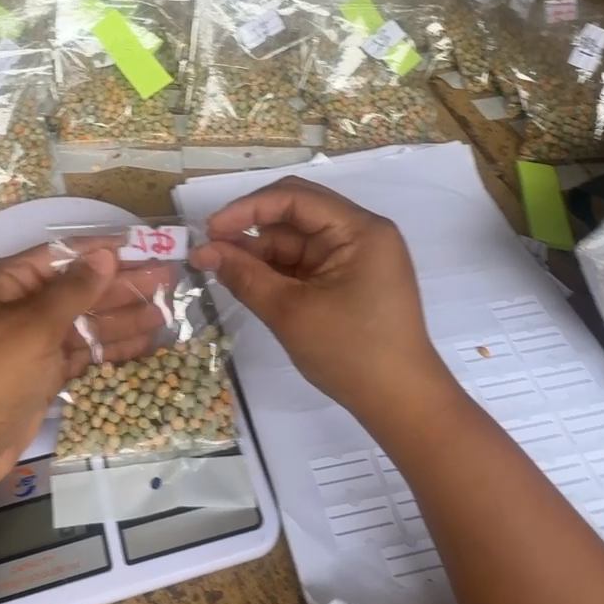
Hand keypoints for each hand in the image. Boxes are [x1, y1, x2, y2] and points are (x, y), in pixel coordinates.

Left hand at [0, 242, 172, 494]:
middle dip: (123, 285)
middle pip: (80, 288)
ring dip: (124, 316)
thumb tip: (106, 254)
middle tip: (169, 279)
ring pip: (86, 321)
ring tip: (167, 311)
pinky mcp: (44, 374)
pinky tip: (145, 343)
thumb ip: (74, 290)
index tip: (146, 246)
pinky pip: (83, 352)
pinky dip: (111, 348)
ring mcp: (33, 341)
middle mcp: (21, 305)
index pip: (65, 255)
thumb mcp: (33, 325)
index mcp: (9, 281)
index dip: (105, 250)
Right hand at [189, 176, 442, 415]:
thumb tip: (202, 252)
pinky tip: (244, 277)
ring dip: (258, 250)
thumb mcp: (290, 312)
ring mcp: (354, 256)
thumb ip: (244, 276)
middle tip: (211, 246)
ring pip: (295, 237)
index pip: (295, 198)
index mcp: (359, 229)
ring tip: (218, 266)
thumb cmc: (351, 353)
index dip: (248, 208)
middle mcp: (360, 233)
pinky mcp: (346, 278)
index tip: (210, 230)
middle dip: (251, 227)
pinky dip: (274, 268)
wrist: (401, 405)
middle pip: (295, 212)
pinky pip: (303, 260)